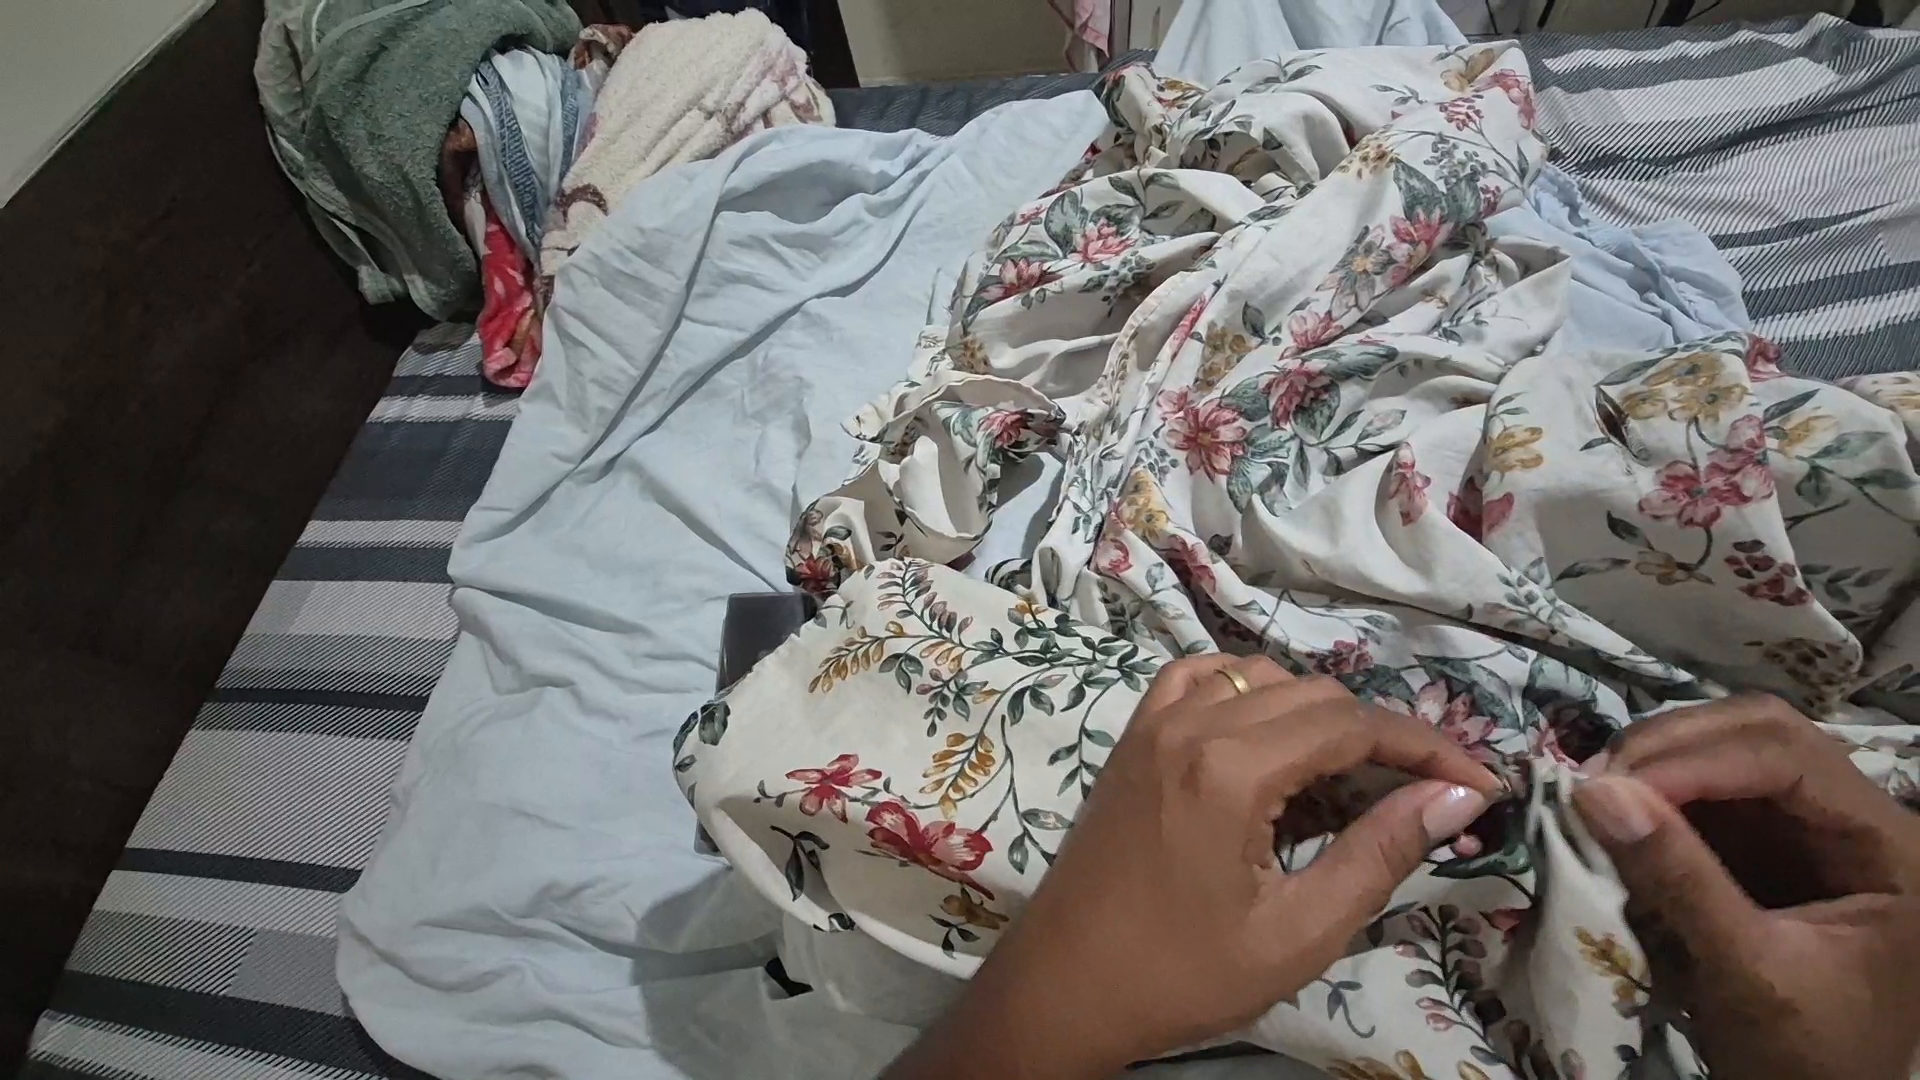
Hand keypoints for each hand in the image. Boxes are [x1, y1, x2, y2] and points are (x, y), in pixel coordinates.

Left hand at [884, 655, 1501, 1079]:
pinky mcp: (1131, 733)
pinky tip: (1261, 725)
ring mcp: (1152, 721)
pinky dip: (1241, 686)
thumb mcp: (1298, 931)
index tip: (1478, 779)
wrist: (1070, 975)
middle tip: (1418, 787)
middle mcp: (1190, 723)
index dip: (1425, 745)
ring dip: (1311, 709)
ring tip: (1344, 768)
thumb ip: (1379, 853)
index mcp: (1231, 768)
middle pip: (1309, 694)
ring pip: (1254, 675)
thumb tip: (1453, 795)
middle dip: (1375, 732)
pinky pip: (1194, 677)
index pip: (1350, 725)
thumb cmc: (1184, 970)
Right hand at [1573, 695, 1919, 1079]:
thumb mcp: (1749, 973)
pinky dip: (1645, 781)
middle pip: (1759, 727)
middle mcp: (1853, 819)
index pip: (1787, 756)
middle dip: (1669, 741)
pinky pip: (1695, 779)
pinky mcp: (1753, 836)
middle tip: (1599, 780)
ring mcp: (1801, 824)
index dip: (1693, 757)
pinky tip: (1611, 805)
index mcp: (1891, 850)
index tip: (1609, 787)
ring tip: (1597, 792)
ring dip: (1651, 755)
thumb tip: (1592, 791)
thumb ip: (1678, 879)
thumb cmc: (1809, 1050)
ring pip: (1721, 741)